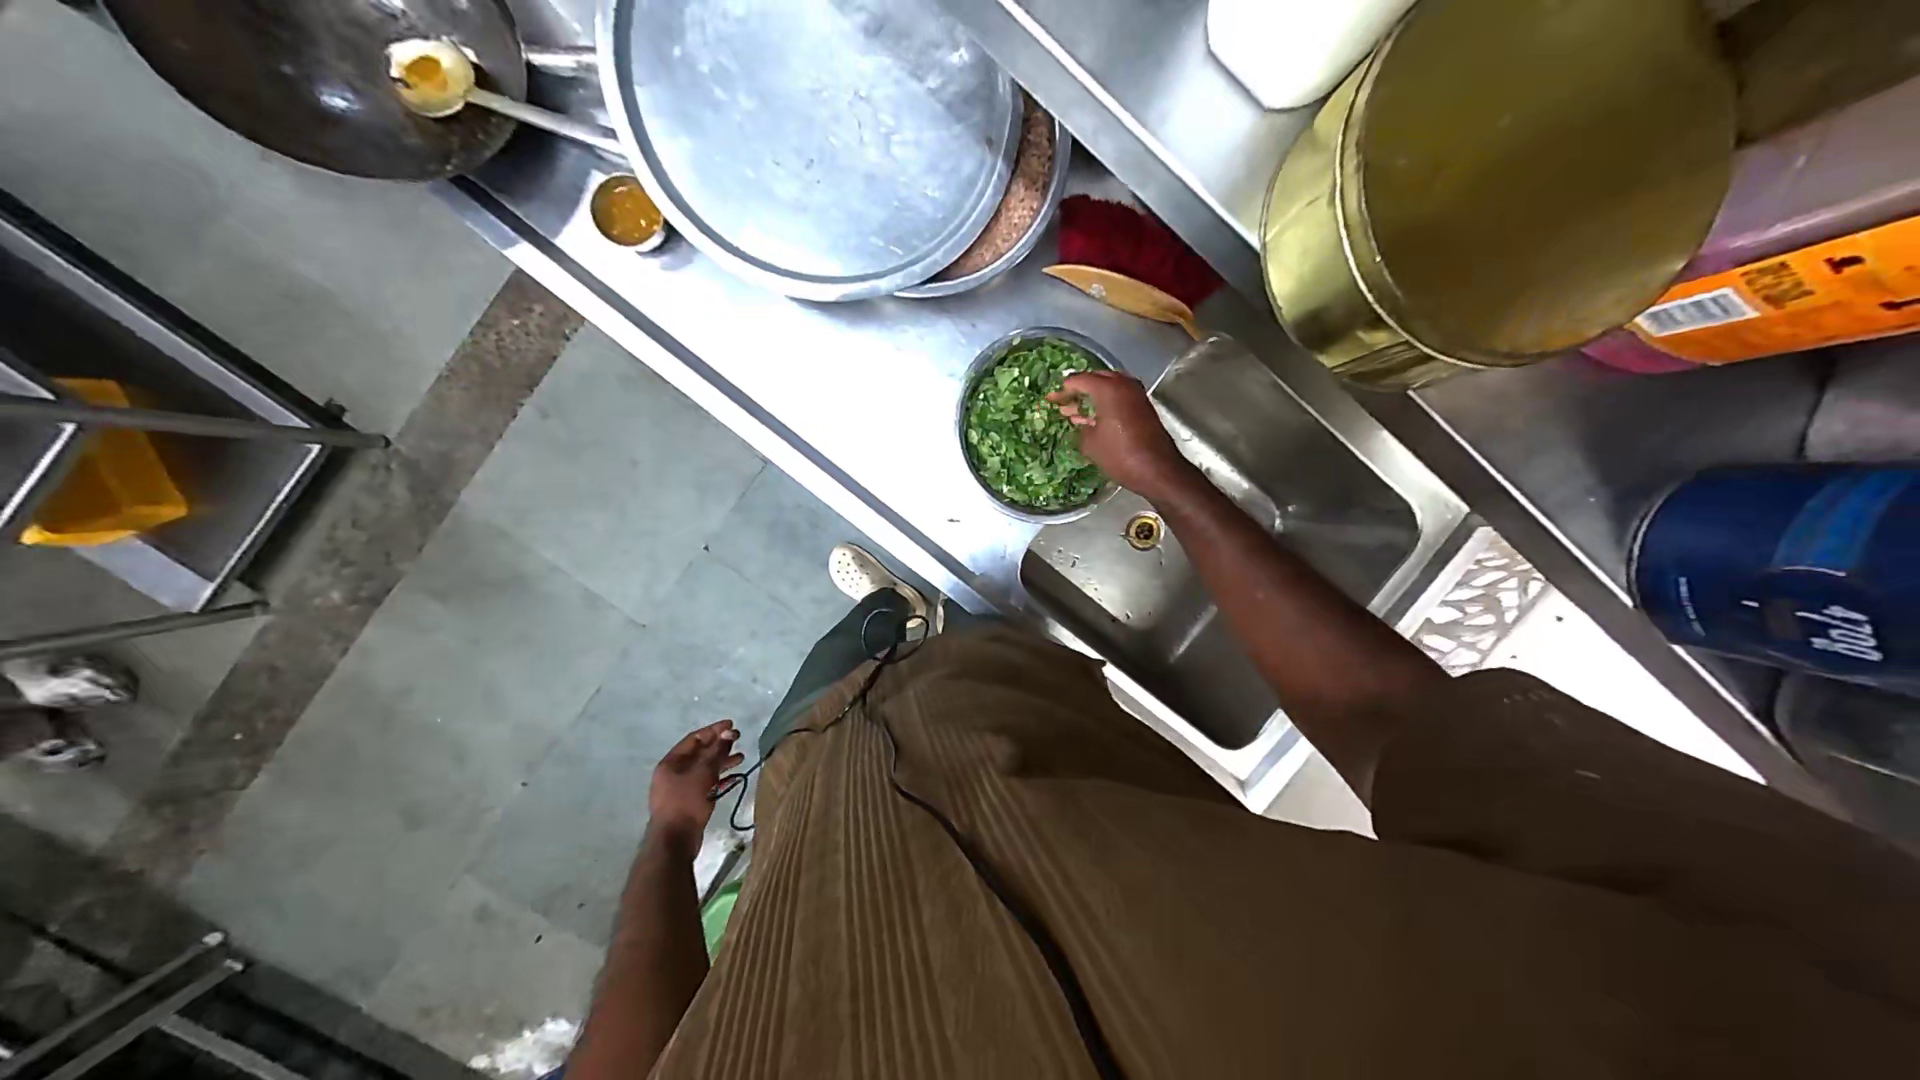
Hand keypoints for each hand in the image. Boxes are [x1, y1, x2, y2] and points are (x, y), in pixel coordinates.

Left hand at [647, 720, 742, 847]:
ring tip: (740, 757)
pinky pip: (706, 785)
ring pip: (704, 770)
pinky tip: (735, 777)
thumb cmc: (686, 802)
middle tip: (738, 740)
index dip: (713, 730)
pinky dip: (720, 779)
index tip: (732, 725)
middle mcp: (674, 774)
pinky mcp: (690, 803)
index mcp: (671, 763)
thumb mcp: (703, 773)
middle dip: (719, 746)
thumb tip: (728, 733)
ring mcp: (681, 789)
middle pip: (700, 754)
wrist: (675, 841)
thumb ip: (716, 751)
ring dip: (722, 762)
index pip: (694, 739)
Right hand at [1047, 371, 1197, 501]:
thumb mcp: (1090, 443)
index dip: (1063, 390)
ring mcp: (1136, 394)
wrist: (1157, 469)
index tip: (1052, 399)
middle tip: (1064, 403)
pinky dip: (1105, 403)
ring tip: (1075, 412)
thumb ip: (1080, 427)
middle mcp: (1124, 384)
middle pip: (1095, 378)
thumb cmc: (1120, 455)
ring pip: (1109, 387)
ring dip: (1092, 397)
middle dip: (1078, 390)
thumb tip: (1078, 421)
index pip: (1079, 380)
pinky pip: (1119, 397)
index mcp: (1108, 389)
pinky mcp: (1143, 406)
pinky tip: (1094, 418)